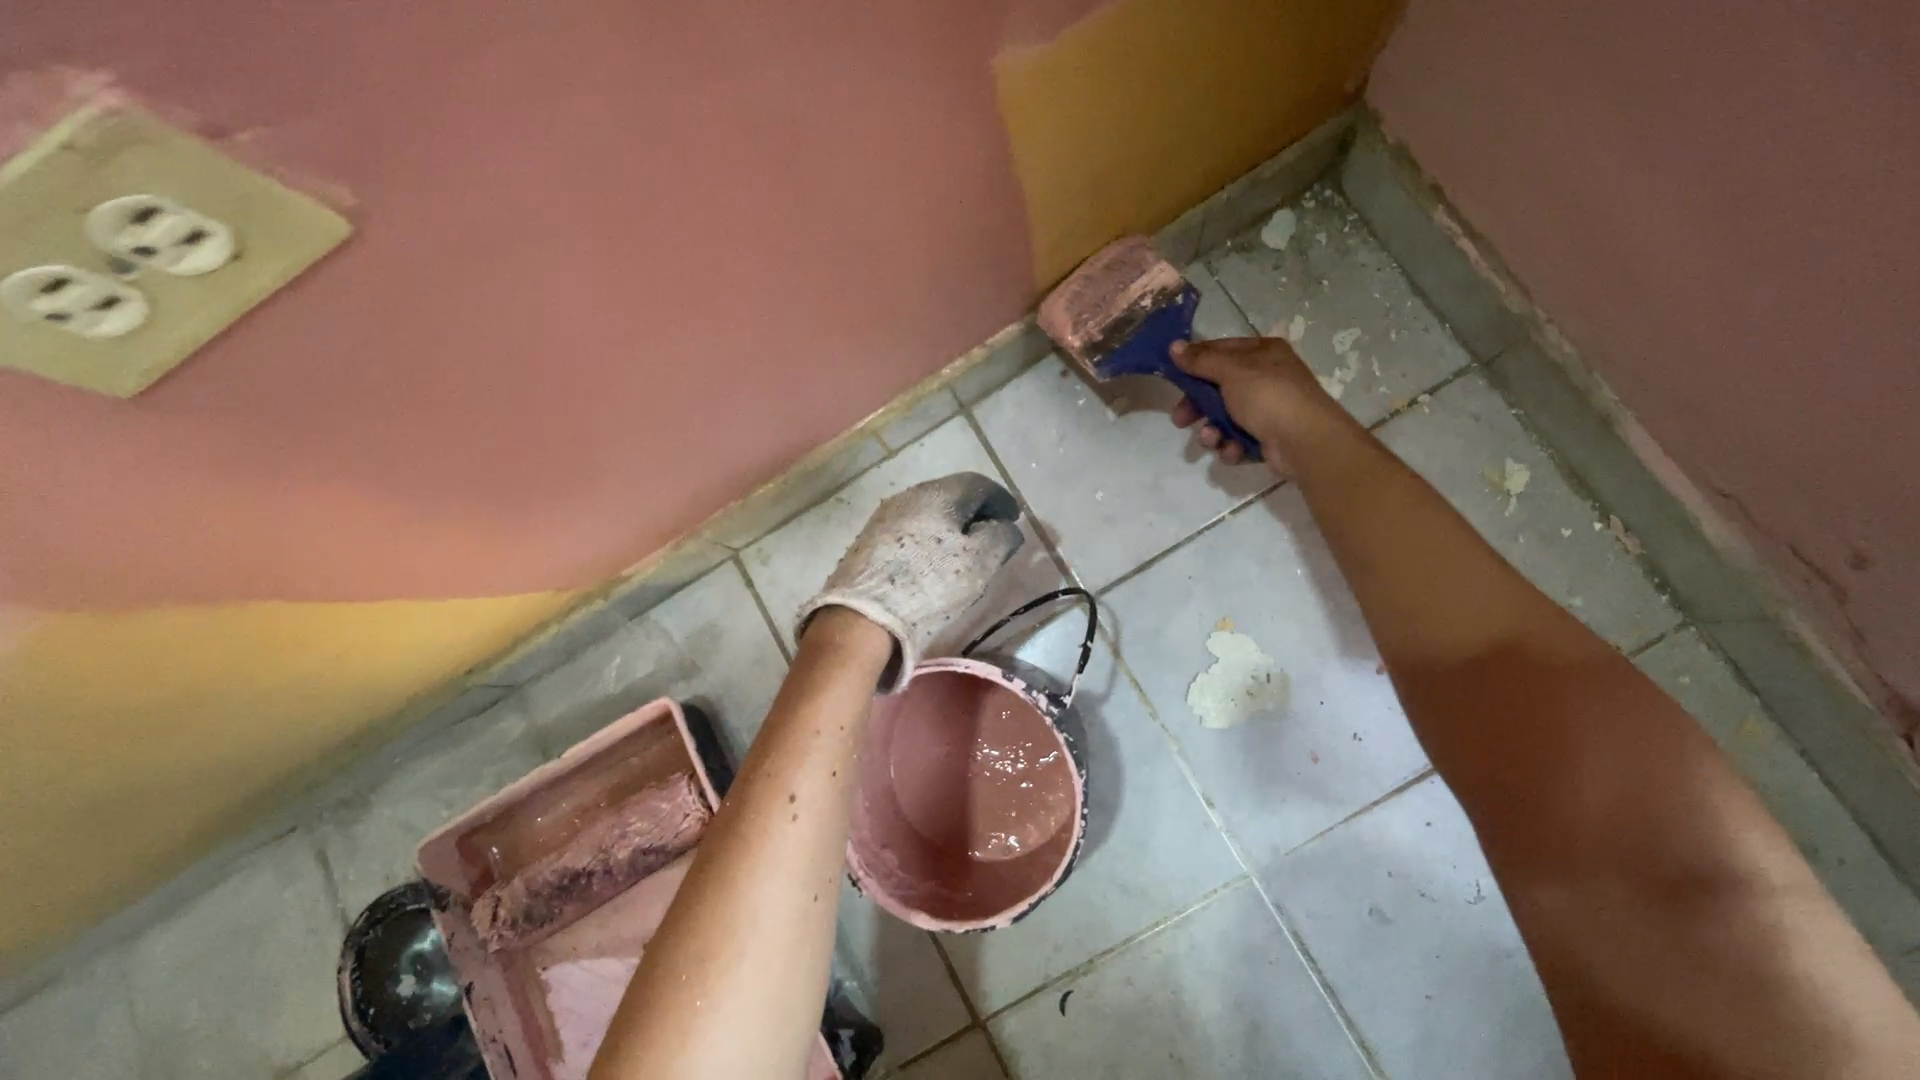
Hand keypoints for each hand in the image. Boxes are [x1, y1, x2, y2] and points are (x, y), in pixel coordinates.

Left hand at [796, 472, 1024, 691]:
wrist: (862, 617)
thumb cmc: (930, 585)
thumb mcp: (979, 563)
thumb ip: (1000, 538)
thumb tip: (1006, 527)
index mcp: (939, 494)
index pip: (978, 484)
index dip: (1001, 499)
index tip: (1014, 518)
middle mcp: (909, 496)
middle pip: (950, 495)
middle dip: (975, 511)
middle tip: (991, 532)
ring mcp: (884, 518)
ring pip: (928, 513)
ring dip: (950, 525)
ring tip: (963, 549)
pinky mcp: (868, 542)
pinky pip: (909, 530)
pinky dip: (929, 538)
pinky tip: (932, 561)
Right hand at [1169, 337, 1351, 471]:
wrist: (1304, 440)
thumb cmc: (1268, 396)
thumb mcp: (1231, 371)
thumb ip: (1201, 360)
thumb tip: (1173, 346)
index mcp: (1262, 353)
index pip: (1221, 350)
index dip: (1196, 361)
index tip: (1173, 374)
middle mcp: (1266, 378)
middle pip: (1219, 388)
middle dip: (1198, 406)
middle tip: (1180, 419)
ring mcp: (1268, 410)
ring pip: (1225, 418)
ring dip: (1213, 431)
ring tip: (1212, 439)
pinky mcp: (1267, 438)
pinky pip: (1238, 440)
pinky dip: (1231, 446)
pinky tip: (1233, 450)